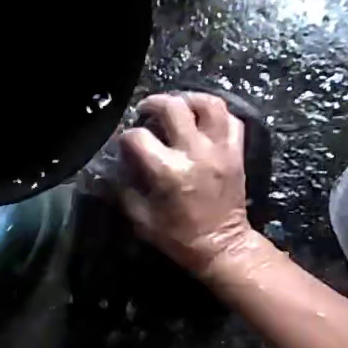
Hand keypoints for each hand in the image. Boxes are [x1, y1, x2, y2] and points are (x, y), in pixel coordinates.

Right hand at [119, 93, 261, 274]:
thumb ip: (123, 192)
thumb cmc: (180, 238)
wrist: (223, 247)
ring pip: (209, 104)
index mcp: (169, 171)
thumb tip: (111, 171)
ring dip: (189, 99)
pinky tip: (201, 120)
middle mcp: (196, 153)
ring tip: (176, 106)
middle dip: (153, 103)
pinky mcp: (236, 152)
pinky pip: (231, 119)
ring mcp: (220, 150)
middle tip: (145, 111)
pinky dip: (216, 114)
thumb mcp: (142, 220)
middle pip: (174, 107)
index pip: (138, 138)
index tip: (123, 145)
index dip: (125, 138)